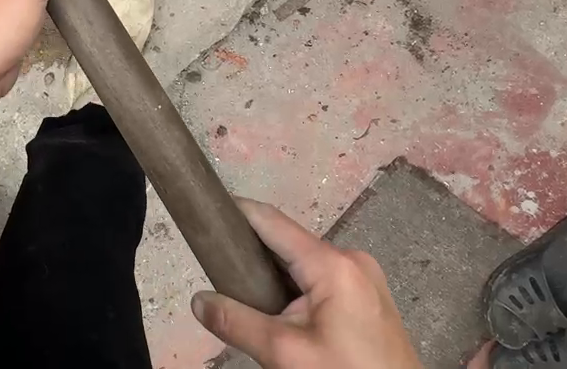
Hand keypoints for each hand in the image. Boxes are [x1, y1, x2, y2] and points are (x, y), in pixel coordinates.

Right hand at [192, 199, 423, 368]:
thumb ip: (237, 323)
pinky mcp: (370, 298)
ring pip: (301, 262)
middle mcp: (351, 259)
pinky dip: (294, 289)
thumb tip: (196, 300)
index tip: (201, 215)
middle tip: (218, 274)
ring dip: (272, 275)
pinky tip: (278, 313)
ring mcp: (365, 279)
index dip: (232, 212)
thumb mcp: (286, 356)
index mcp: (333, 264)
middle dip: (250, 254)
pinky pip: (320, 279)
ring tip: (245, 298)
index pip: (269, 219)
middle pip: (285, 241)